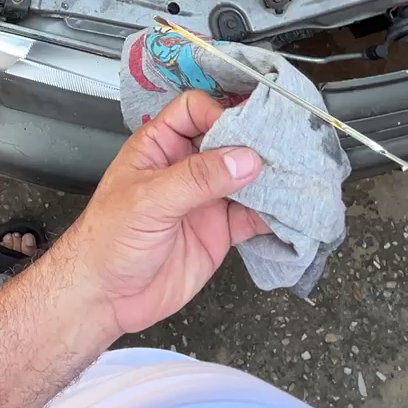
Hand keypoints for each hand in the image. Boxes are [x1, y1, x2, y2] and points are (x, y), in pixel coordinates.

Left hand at [42, 88, 269, 339]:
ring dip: (271, 178)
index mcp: (160, 145)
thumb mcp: (149, 201)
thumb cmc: (107, 238)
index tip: (246, 132)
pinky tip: (293, 213)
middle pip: (228, 140)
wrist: (106, 296)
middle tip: (289, 146)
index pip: (195, 110)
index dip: (221, 114)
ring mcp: (204, 198)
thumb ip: (197, 179)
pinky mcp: (219, 230)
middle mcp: (185, 166)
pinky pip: (253, 216)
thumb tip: (243, 158)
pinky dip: (275, 215)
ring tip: (301, 176)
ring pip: (246, 178)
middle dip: (257, 142)